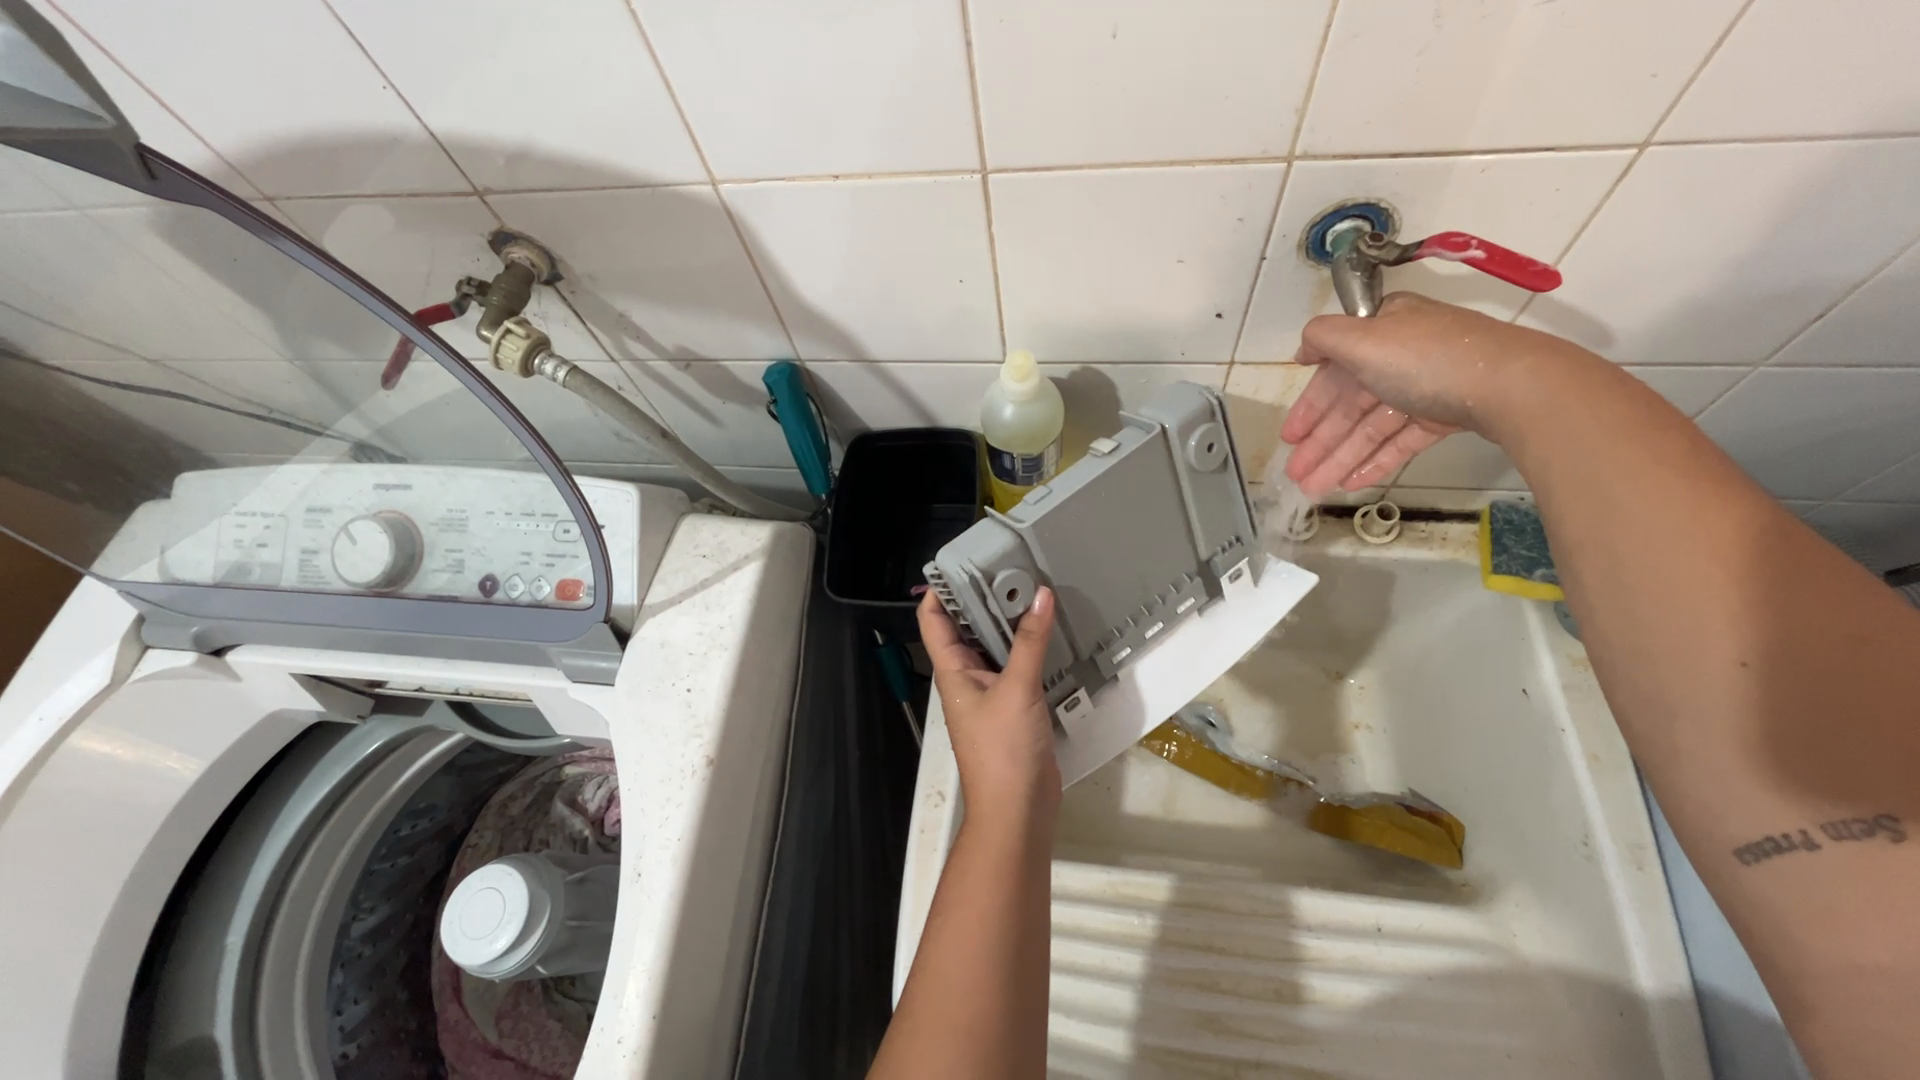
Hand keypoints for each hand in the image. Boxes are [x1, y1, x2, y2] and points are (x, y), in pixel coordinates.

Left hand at [917, 586, 1061, 823]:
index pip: (933, 619)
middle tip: (1013, 568)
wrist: (1018, 810)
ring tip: (1034, 590)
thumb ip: (1030, 642)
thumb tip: (1041, 594)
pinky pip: (1016, 667)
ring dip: (1009, 622)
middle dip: (984, 599)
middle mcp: (966, 677)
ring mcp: (990, 693)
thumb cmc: (1003, 750)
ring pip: (994, 647)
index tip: (965, 561)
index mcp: (952, 670)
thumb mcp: (1017, 689)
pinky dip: (1029, 647)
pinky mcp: (1014, 707)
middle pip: (967, 628)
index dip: (941, 589)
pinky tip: (1050, 632)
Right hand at [1279, 292, 1580, 496]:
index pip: (1334, 369)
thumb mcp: (1363, 338)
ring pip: (1372, 427)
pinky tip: (1352, 483)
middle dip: (1320, 441)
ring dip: (1341, 458)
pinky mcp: (1446, 416)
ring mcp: (1426, 388)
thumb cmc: (1426, 359)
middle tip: (1294, 473)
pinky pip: (1401, 440)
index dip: (1309, 404)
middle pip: (1351, 404)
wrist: (1509, 386)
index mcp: (1383, 331)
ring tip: (1314, 489)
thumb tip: (1303, 347)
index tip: (1289, 435)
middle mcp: (1402, 355)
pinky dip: (1376, 460)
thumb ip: (1323, 337)